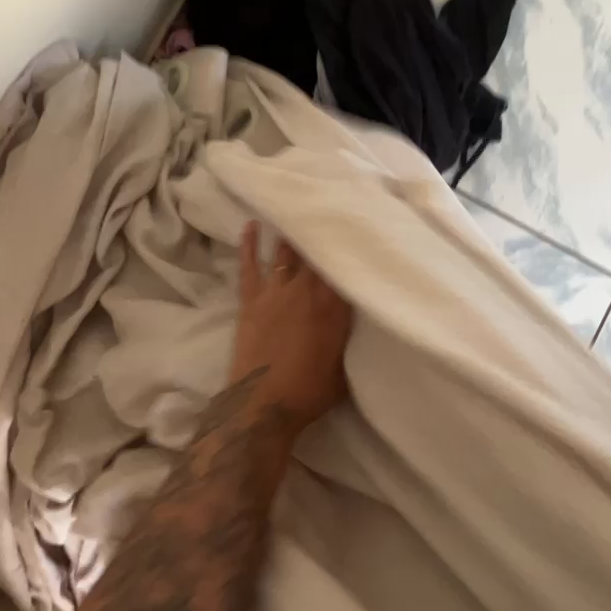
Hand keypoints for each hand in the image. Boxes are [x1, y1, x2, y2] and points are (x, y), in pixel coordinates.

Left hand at [229, 221, 351, 432]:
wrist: (263, 406)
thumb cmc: (310, 393)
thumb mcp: (345, 367)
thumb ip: (350, 337)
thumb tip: (360, 319)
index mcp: (335, 308)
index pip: (345, 266)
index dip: (351, 244)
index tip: (358, 223)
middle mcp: (307, 292)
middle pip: (317, 252)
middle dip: (324, 229)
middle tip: (331, 205)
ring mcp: (277, 293)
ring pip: (286, 252)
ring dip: (292, 231)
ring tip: (296, 207)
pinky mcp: (251, 301)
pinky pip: (250, 266)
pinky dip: (250, 244)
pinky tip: (251, 225)